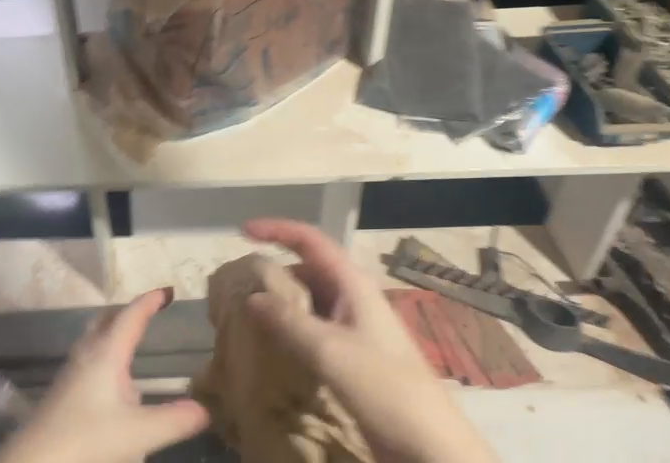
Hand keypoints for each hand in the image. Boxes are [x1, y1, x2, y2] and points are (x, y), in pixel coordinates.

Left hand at [0, 289, 209, 462]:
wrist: (38, 458)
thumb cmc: (89, 437)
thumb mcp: (139, 434)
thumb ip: (174, 420)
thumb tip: (205, 409)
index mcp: (107, 353)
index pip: (131, 316)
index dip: (150, 301)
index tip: (168, 291)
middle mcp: (87, 352)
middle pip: (109, 319)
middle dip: (130, 310)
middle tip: (151, 309)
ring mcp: (72, 369)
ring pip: (96, 336)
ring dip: (115, 329)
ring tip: (133, 337)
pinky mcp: (65, 387)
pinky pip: (90, 354)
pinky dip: (107, 349)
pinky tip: (114, 377)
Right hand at [242, 219, 497, 462]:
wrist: (431, 447)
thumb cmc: (385, 387)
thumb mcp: (330, 351)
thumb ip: (288, 321)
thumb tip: (251, 297)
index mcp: (353, 283)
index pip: (310, 239)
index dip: (276, 229)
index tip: (242, 230)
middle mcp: (354, 298)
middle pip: (307, 269)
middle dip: (273, 270)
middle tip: (239, 283)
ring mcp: (355, 328)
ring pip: (310, 301)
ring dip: (280, 302)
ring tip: (246, 313)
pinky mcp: (354, 357)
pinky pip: (314, 329)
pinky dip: (290, 329)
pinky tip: (272, 345)